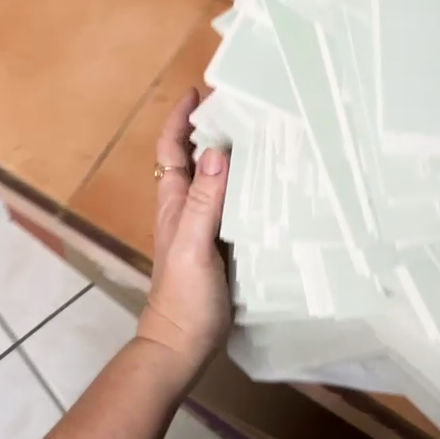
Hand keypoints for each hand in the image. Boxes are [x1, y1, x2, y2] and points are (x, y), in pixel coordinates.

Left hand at [136, 89, 232, 380]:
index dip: (179, 120)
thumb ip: (203, 202)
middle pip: (193, 159)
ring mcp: (201, 229)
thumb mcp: (193, 245)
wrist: (182, 346)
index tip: (197, 92)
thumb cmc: (183, 297)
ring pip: (213, 182)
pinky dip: (244, 188)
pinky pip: (231, 206)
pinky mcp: (219, 247)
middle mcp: (185, 209)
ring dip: (229, 157)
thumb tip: (216, 152)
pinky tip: (268, 188)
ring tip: (261, 137)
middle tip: (241, 108)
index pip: (171, 150)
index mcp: (173, 203)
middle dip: (209, 129)